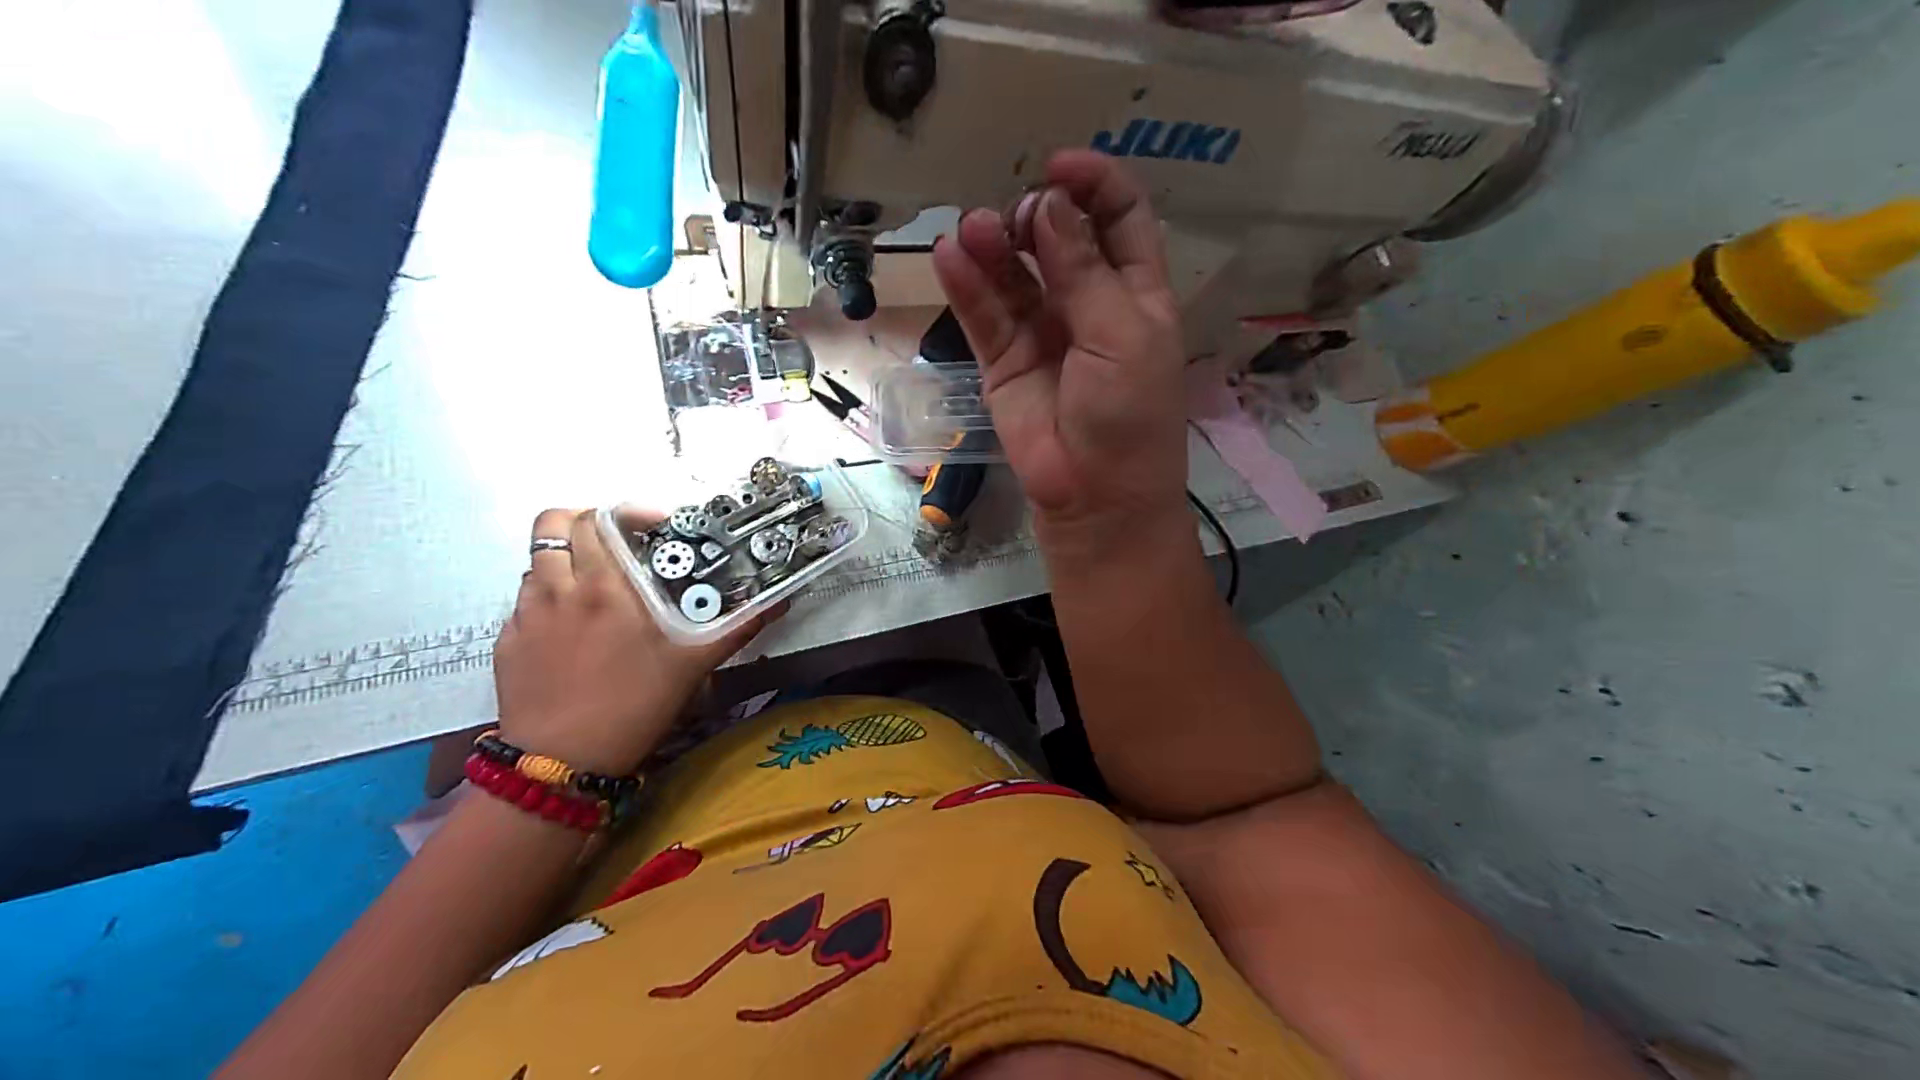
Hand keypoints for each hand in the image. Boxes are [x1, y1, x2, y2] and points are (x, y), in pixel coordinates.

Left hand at [492, 508, 775, 774]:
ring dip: (566, 558)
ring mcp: (527, 615)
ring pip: (537, 560)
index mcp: (606, 587)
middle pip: (555, 524)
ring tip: (595, 583)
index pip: (597, 520)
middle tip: (619, 544)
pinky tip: (572, 629)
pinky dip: (549, 598)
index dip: (622, 511)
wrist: (561, 762)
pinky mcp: (507, 642)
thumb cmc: (634, 706)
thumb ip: (736, 628)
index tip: (651, 524)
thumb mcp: (694, 665)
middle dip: (588, 522)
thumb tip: (780, 602)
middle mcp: (560, 589)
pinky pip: (525, 601)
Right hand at [931, 150, 1189, 558]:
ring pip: (1013, 272)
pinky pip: (983, 313)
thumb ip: (1084, 270)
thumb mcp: (1122, 335)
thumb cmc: (1129, 416)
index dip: (1094, 184)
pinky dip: (965, 283)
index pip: (1118, 218)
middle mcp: (1087, 304)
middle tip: (1016, 219)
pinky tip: (948, 255)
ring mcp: (1041, 331)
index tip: (1059, 167)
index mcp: (1135, 292)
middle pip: (1058, 238)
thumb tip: (1050, 204)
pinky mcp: (1002, 361)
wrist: (1096, 497)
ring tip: (972, 229)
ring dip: (993, 244)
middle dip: (1036, 216)